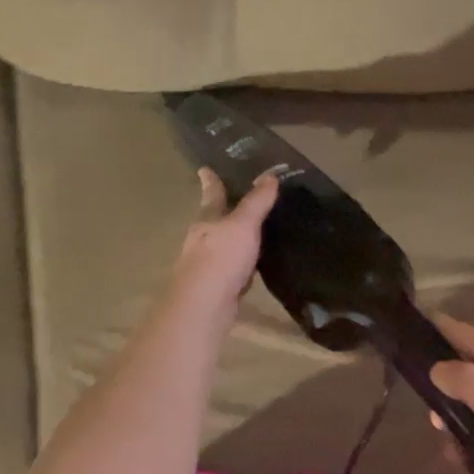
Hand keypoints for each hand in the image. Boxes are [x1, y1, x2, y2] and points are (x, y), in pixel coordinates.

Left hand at [167, 168, 277, 318]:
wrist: (204, 305)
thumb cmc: (220, 258)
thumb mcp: (243, 224)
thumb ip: (257, 202)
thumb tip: (270, 175)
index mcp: (207, 219)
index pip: (211, 194)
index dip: (210, 180)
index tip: (204, 168)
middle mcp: (203, 239)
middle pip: (214, 220)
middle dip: (224, 211)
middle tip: (239, 200)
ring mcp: (208, 264)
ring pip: (223, 245)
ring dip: (234, 239)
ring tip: (253, 232)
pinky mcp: (217, 287)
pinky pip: (233, 270)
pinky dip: (242, 265)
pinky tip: (254, 267)